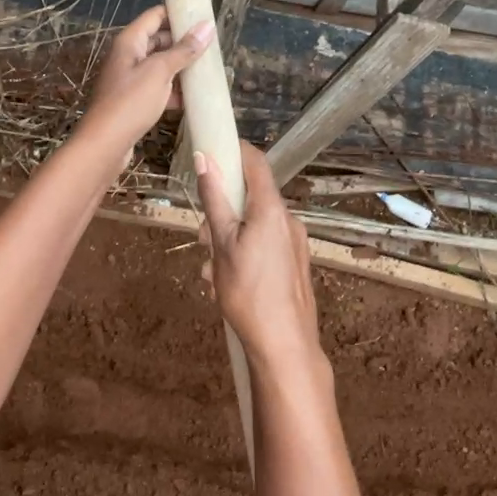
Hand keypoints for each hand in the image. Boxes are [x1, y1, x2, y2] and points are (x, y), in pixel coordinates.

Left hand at [80, 6, 213, 147]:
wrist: (105, 143)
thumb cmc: (130, 101)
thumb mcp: (160, 71)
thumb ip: (183, 50)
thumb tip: (206, 26)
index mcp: (130, 41)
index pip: (155, 16)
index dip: (178, 13)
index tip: (204, 16)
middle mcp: (128, 56)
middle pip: (159, 40)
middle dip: (184, 43)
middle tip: (213, 46)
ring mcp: (130, 79)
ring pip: (160, 66)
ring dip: (182, 68)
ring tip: (210, 70)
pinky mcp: (134, 101)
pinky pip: (158, 89)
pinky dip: (174, 91)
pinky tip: (194, 98)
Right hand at [196, 142, 321, 367]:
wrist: (285, 346)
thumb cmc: (248, 293)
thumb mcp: (222, 244)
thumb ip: (214, 200)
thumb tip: (204, 159)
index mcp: (271, 210)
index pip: (255, 162)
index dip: (233, 150)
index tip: (210, 148)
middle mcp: (288, 221)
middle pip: (251, 197)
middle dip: (222, 209)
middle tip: (202, 236)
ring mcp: (294, 244)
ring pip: (253, 225)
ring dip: (228, 237)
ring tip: (210, 269)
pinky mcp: (294, 264)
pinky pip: (263, 246)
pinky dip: (242, 253)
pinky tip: (224, 282)